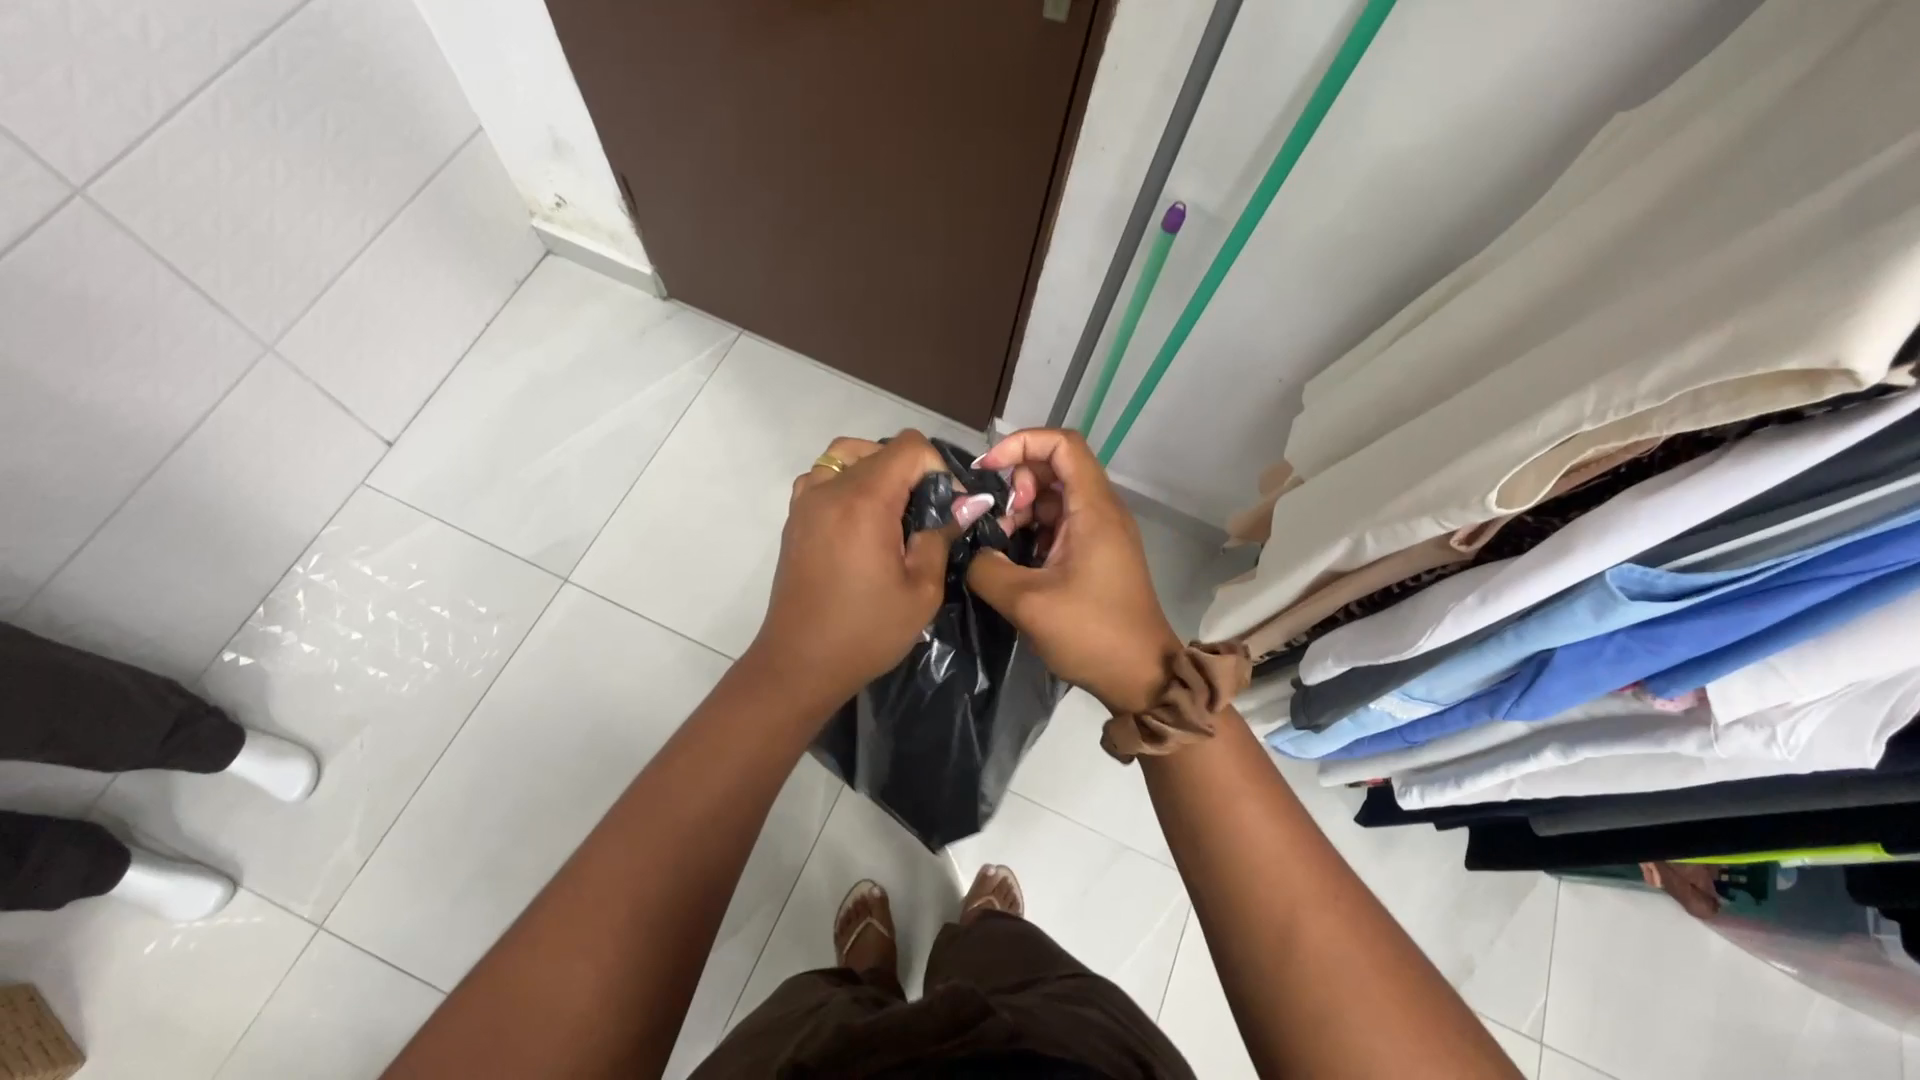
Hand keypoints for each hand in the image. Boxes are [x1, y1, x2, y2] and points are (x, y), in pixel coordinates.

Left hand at [748, 430, 995, 705]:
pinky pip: (825, 478)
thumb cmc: (866, 632)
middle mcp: (830, 490)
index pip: (909, 447)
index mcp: (864, 502)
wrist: (800, 663)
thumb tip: (960, 506)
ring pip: (847, 456)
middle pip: (880, 450)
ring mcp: (806, 502)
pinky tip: (862, 522)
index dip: (938, 469)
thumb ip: (940, 537)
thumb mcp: (922, 591)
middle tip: (926, 517)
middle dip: (913, 473)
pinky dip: (848, 484)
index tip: (948, 509)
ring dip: (878, 472)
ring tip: (894, 513)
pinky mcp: (795, 519)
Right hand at [967, 428, 1180, 712]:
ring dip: (1022, 513)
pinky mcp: (1096, 556)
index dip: (1021, 443)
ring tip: (1000, 548)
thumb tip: (969, 549)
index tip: (988, 470)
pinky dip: (1033, 534)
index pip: (1062, 444)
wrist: (1142, 677)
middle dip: (1016, 485)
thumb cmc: (1091, 634)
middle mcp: (1101, 512)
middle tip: (996, 522)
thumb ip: (987, 567)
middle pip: (1055, 469)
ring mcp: (1101, 534)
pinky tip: (1014, 563)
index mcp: (1093, 509)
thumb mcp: (1027, 602)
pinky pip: (1060, 526)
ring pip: (1054, 499)